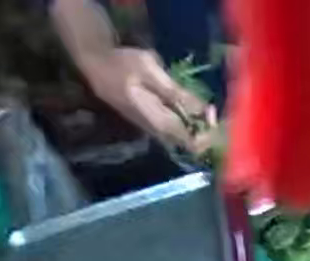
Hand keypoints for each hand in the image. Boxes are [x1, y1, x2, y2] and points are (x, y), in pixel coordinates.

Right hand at [78, 47, 214, 153]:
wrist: (98, 68)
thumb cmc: (122, 65)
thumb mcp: (149, 70)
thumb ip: (175, 92)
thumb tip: (201, 109)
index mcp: (161, 123)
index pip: (192, 143)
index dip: (208, 134)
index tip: (211, 113)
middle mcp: (160, 134)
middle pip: (192, 144)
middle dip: (206, 131)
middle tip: (211, 109)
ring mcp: (157, 132)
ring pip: (186, 139)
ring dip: (199, 127)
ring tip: (206, 110)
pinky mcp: (155, 126)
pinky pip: (179, 132)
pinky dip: (190, 123)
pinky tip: (192, 109)